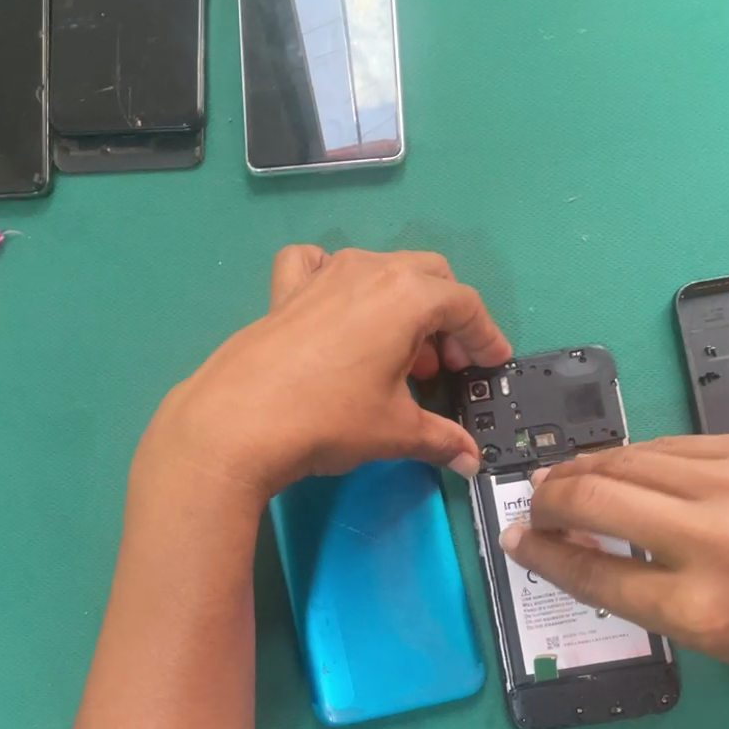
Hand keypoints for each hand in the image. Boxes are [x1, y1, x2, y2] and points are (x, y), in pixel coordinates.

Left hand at [142, 247, 513, 498]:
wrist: (238, 423)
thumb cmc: (329, 420)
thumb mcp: (395, 432)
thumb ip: (441, 440)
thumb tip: (470, 461)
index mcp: (407, 295)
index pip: (465, 305)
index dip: (485, 336)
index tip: (490, 363)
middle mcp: (368, 269)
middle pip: (429, 277)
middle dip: (447, 319)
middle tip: (444, 366)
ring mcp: (323, 274)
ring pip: (380, 270)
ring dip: (402, 306)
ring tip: (397, 356)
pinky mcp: (285, 290)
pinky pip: (318, 266)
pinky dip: (338, 282)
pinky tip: (336, 311)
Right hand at [499, 434, 728, 685]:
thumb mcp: (701, 632)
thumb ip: (626, 588)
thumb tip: (560, 544)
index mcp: (699, 606)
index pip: (593, 572)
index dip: (543, 553)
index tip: (517, 540)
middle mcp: (716, 539)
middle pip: (598, 501)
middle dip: (550, 500)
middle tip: (535, 506)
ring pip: (627, 461)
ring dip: (583, 470)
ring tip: (564, 481)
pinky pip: (668, 447)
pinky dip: (632, 459)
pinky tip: (620, 468)